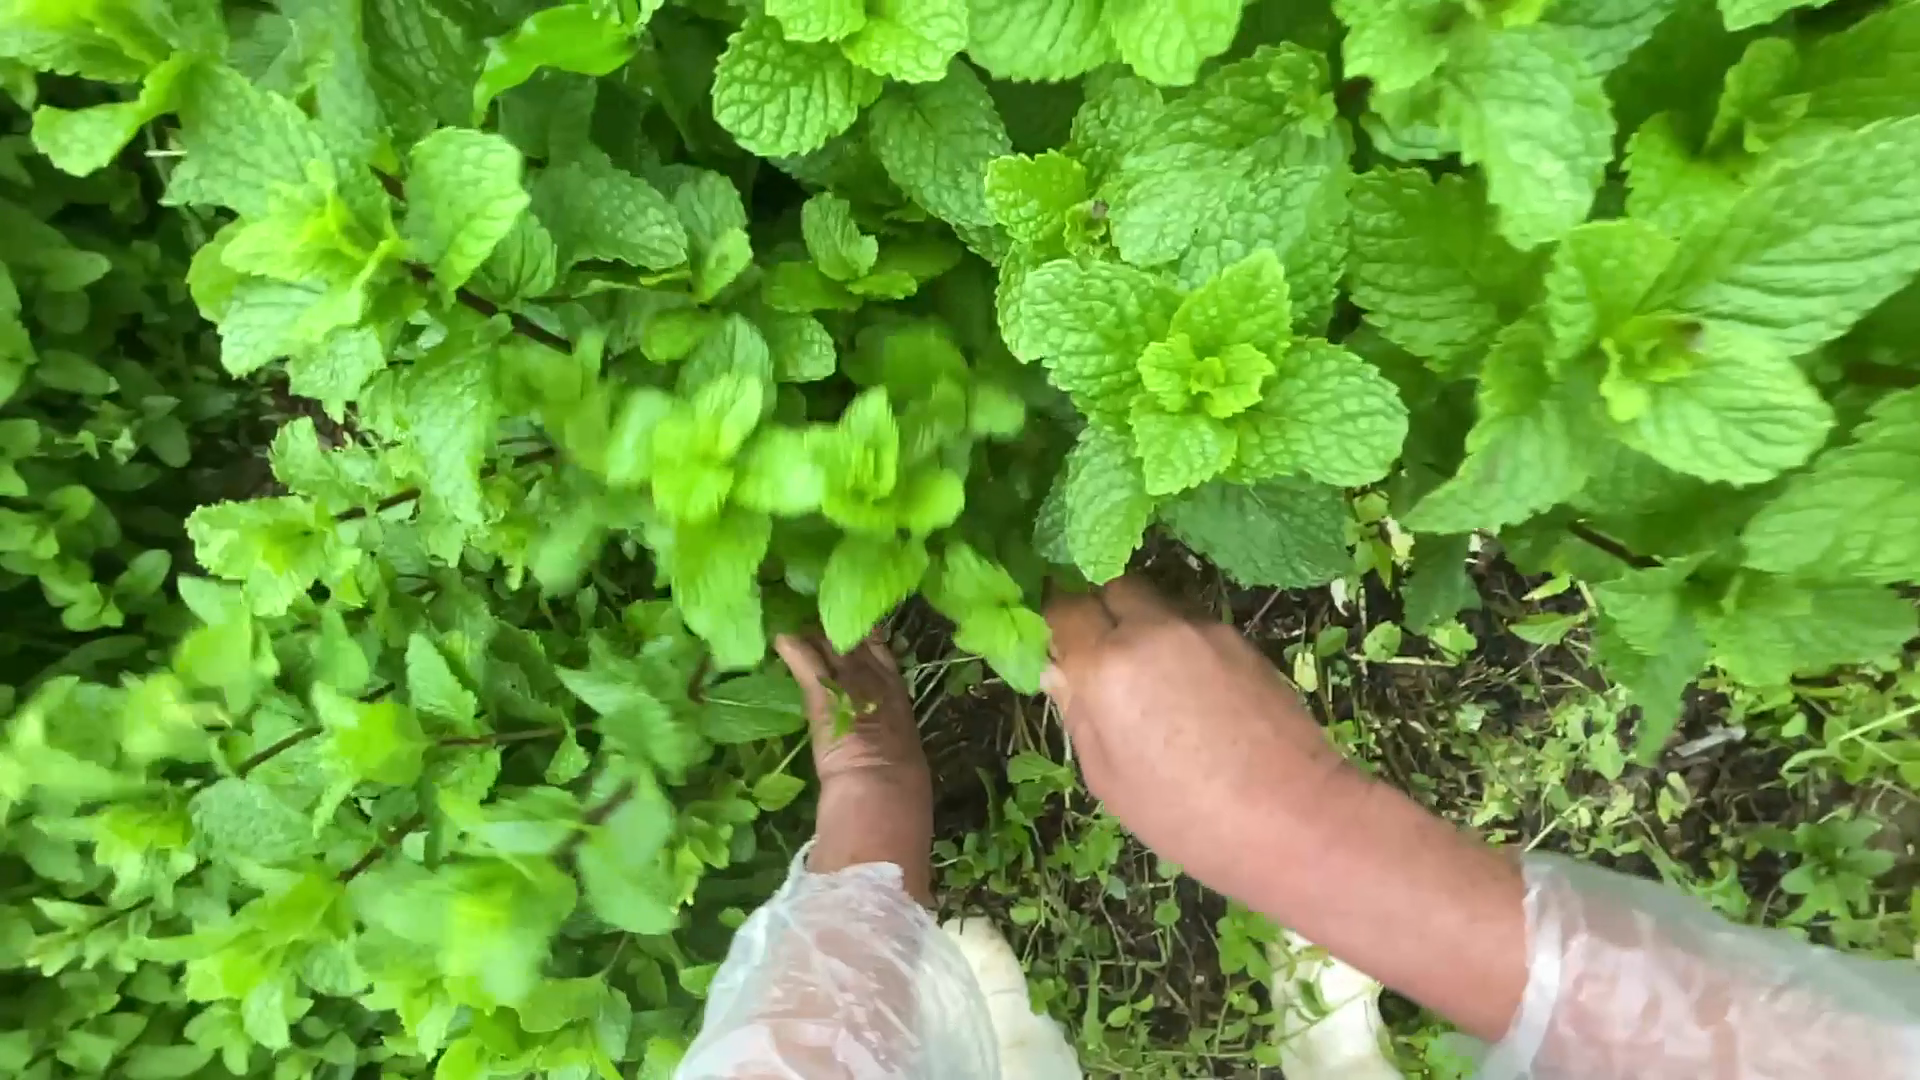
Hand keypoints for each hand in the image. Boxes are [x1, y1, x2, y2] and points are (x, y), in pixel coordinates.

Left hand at [775, 634, 933, 902]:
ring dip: (813, 632)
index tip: (857, 622)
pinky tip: (777, 635)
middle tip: (817, 610)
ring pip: (829, 644)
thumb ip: (888, 743)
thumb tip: (885, 762)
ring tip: (792, 614)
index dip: (868, 637)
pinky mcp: (822, 694)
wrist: (885, 792)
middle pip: (854, 641)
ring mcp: (849, 683)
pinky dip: (791, 648)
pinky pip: (806, 663)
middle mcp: (874, 680)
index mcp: (896, 696)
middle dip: (836, 625)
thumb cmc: (897, 787)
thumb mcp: (899, 757)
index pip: (882, 654)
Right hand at [1041, 577, 1351, 901]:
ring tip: (1150, 672)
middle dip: (1099, 611)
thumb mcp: (1106, 776)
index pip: (1063, 609)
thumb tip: (1058, 669)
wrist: (1295, 819)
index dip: (1055, 623)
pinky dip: (1177, 639)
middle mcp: (1150, 629)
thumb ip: (1076, 711)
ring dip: (1139, 621)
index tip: (1057, 645)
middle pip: (1110, 587)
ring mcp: (1200, 628)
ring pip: (1153, 600)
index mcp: (1107, 665)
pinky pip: (1191, 622)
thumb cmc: (1184, 815)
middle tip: (1101, 653)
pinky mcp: (1238, 637)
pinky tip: (1192, 686)